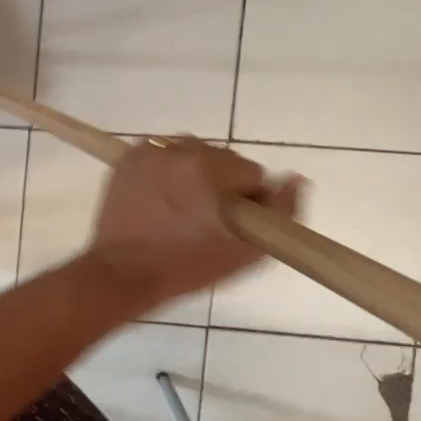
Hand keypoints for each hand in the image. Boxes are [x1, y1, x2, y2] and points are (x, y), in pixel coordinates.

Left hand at [85, 136, 303, 307]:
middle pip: (220, 157)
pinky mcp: (124, 161)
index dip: (250, 198)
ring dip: (196, 170)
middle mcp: (175, 151)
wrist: (125, 270)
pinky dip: (168, 166)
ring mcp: (145, 153)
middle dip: (224, 181)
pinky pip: (160, 152)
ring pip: (189, 151)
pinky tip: (165, 193)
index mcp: (206, 168)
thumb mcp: (247, 250)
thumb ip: (281, 212)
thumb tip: (296, 180)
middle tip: (211, 215)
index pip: (251, 172)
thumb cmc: (188, 264)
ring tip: (188, 203)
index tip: (237, 221)